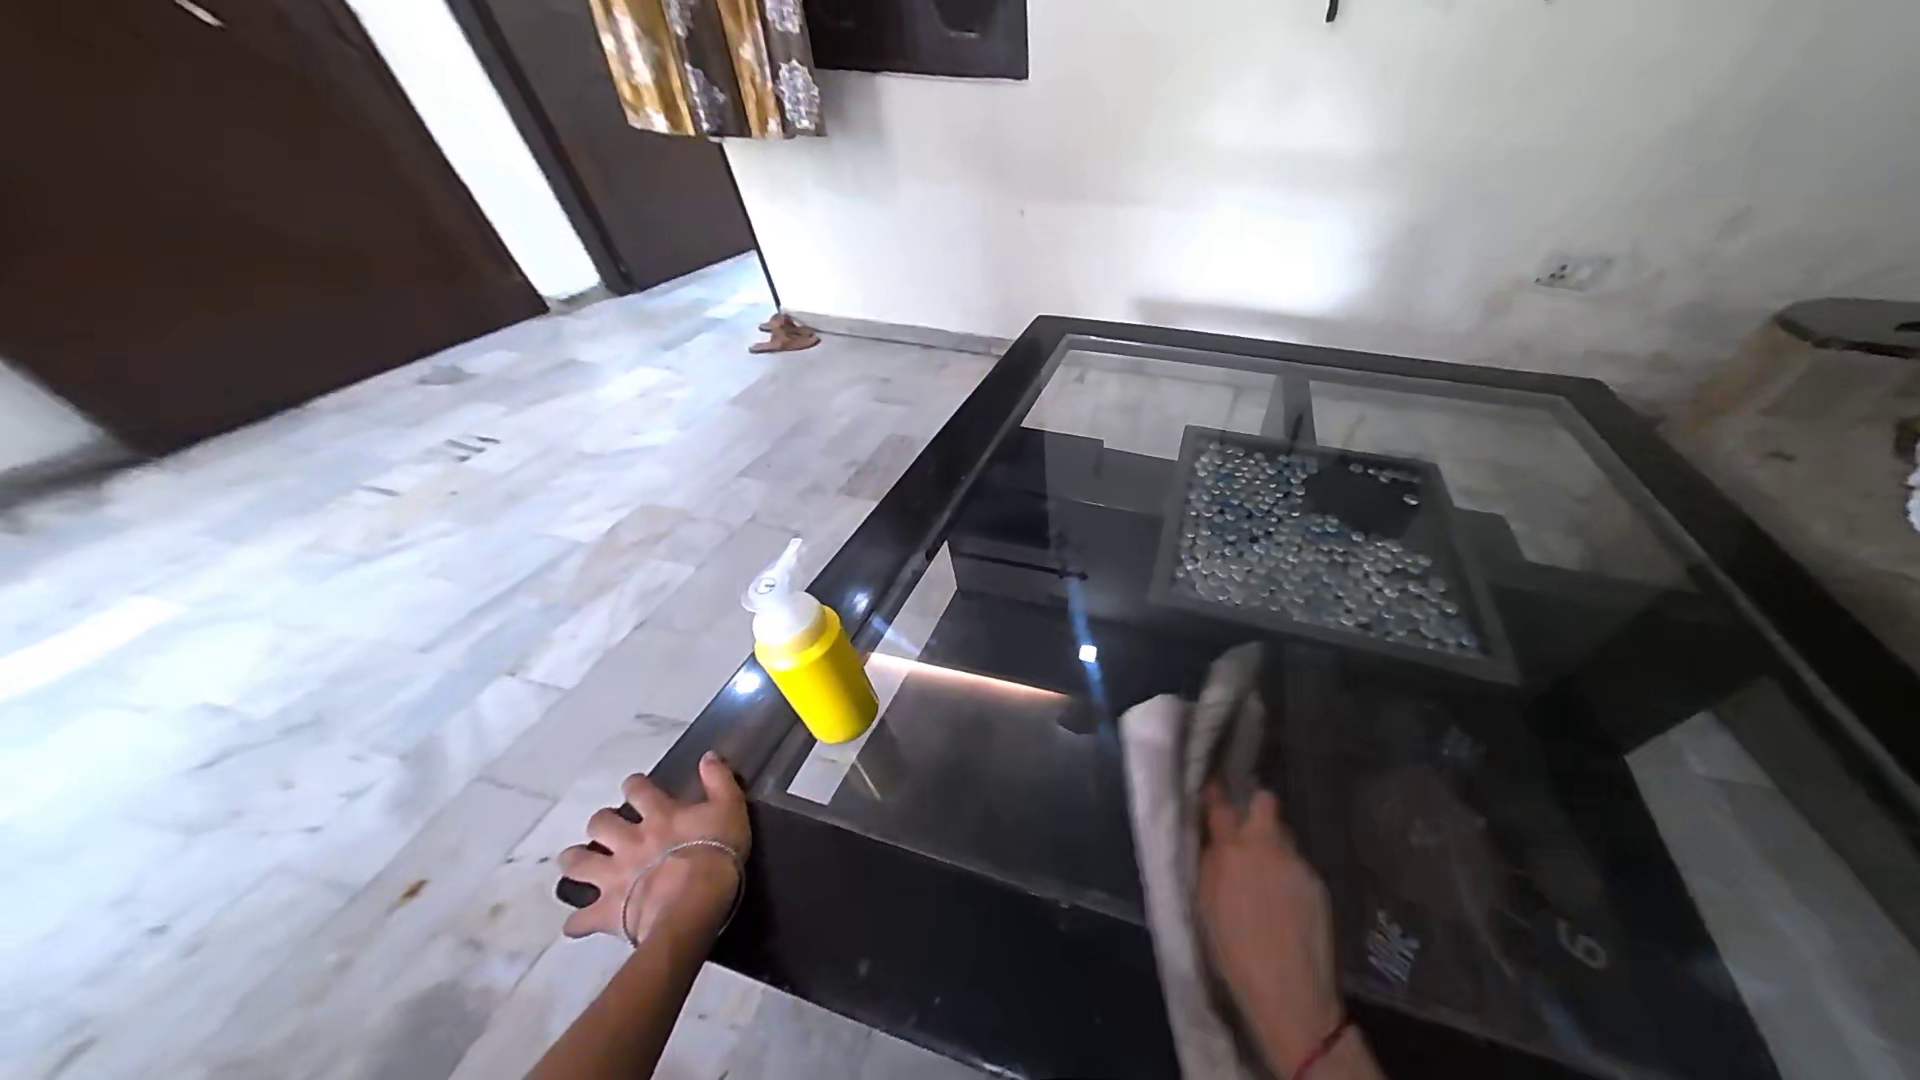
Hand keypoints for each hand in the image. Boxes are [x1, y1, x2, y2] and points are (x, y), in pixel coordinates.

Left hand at [558, 752, 750, 942]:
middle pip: (599, 824)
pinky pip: (582, 920)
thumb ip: (719, 779)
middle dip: (599, 823)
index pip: (638, 790)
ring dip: (574, 862)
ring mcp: (614, 876)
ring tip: (576, 862)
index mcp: (658, 815)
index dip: (634, 785)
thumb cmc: (717, 851)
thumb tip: (707, 755)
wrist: (697, 901)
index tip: (633, 785)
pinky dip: (578, 922)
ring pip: (579, 865)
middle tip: (606, 828)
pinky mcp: (608, 911)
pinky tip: (579, 923)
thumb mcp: (730, 807)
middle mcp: (629, 840)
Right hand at [1198, 785, 1342, 1072]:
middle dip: (1256, 807)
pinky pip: (1298, 864)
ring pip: (1284, 835)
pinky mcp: (1317, 882)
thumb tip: (1214, 841)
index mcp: (1230, 850)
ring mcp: (1296, 863)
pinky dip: (1289, 872)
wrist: (1289, 990)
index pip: (1220, 805)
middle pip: (1264, 803)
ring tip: (1268, 870)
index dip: (1216, 795)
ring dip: (1273, 843)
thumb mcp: (1206, 903)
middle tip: (1249, 826)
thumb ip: (1210, 863)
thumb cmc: (1233, 950)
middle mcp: (1265, 847)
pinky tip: (1286, 899)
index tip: (1213, 790)